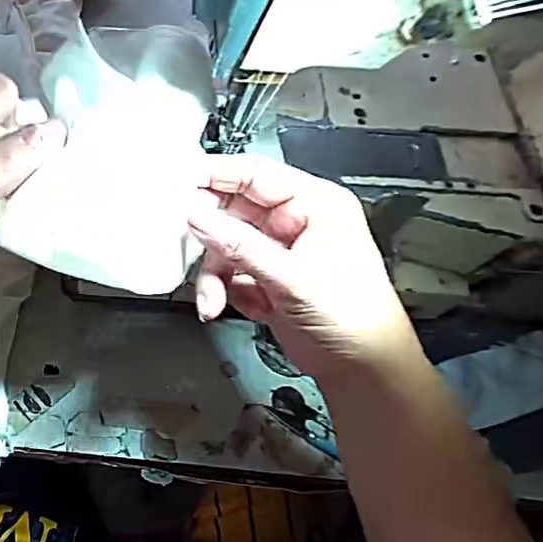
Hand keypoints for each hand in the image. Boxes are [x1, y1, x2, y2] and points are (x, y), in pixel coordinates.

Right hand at [189, 154, 417, 377]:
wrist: (361, 366)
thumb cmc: (355, 318)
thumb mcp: (290, 277)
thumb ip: (238, 244)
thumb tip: (198, 215)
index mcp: (315, 205)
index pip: (256, 174)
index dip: (216, 176)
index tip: (181, 184)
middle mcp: (294, 223)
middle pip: (232, 211)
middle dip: (210, 237)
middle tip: (189, 246)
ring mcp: (277, 252)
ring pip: (224, 247)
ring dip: (213, 274)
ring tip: (213, 297)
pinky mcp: (264, 279)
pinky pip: (227, 273)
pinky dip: (219, 290)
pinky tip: (221, 305)